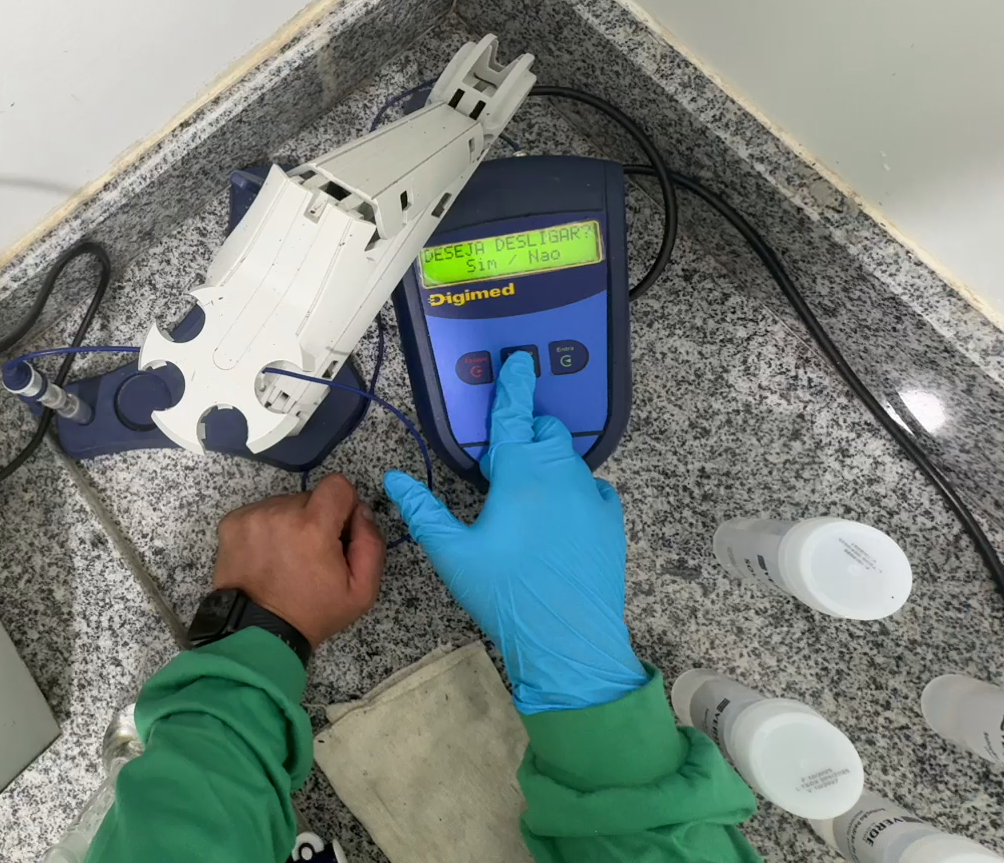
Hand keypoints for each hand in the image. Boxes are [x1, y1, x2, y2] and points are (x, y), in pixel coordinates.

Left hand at [213, 472, 385, 645]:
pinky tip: (266, 555)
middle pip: (308, 498)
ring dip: (288, 524)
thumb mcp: (361, 591)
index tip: (338, 529)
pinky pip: (258, 512)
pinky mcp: (231, 522)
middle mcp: (279, 512)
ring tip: (285, 557)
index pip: (337, 484)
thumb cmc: (312, 612)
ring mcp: (251, 515)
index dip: (343, 505)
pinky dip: (265, 528)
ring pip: (283, 505)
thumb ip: (370, 544)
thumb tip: (361, 510)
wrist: (258, 631)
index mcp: (312, 526)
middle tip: (310, 554)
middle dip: (315, 519)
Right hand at [384, 352, 645, 712]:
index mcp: (521, 476)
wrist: (569, 642)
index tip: (517, 361)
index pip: (513, 417)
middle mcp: (561, 477)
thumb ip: (423, 508)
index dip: (512, 386)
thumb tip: (395, 478)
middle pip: (546, 431)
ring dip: (544, 458)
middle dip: (524, 430)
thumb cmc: (505, 592)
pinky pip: (589, 485)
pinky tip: (553, 511)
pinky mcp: (609, 523)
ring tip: (521, 488)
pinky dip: (569, 484)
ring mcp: (591, 500)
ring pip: (567, 457)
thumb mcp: (452, 551)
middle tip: (498, 459)